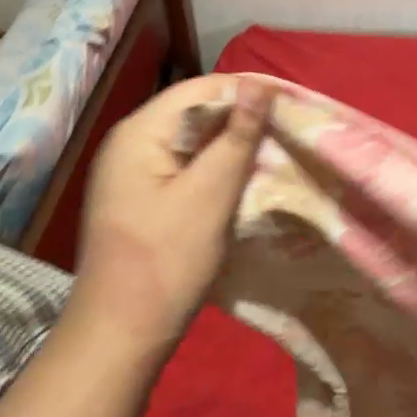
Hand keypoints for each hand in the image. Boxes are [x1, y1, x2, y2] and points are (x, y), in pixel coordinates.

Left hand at [65, 75, 273, 357]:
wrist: (121, 331)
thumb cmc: (166, 262)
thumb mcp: (209, 197)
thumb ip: (235, 139)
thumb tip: (259, 85)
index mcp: (140, 133)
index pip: (202, 89)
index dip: (250, 91)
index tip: (295, 105)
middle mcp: (132, 142)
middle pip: (197, 113)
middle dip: (245, 119)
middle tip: (293, 132)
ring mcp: (134, 172)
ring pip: (195, 142)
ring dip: (234, 147)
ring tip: (279, 154)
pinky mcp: (144, 198)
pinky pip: (187, 168)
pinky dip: (218, 170)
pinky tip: (247, 182)